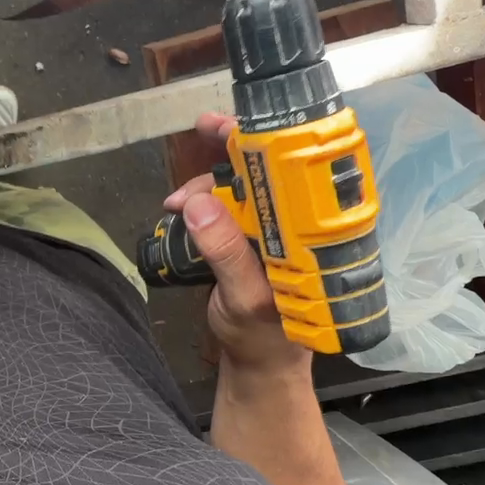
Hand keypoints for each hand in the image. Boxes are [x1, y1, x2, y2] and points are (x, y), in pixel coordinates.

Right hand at [161, 112, 309, 377]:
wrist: (257, 362)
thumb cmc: (263, 338)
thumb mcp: (245, 300)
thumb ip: (227, 254)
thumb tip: (201, 204)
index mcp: (309, 235)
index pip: (296, 173)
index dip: (267, 140)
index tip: (233, 122)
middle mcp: (296, 225)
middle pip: (268, 169)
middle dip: (229, 150)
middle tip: (201, 133)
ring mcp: (274, 231)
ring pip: (241, 186)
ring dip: (205, 184)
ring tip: (176, 203)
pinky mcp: (252, 238)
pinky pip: (227, 206)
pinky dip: (201, 201)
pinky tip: (183, 208)